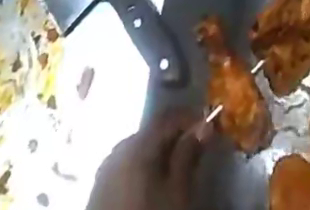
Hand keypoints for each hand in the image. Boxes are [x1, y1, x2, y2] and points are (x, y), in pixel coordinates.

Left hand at [86, 109, 208, 209]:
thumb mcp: (177, 194)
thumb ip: (188, 156)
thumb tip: (203, 125)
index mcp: (138, 143)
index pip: (167, 116)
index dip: (189, 116)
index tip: (209, 122)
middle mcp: (120, 145)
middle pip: (151, 131)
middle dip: (175, 135)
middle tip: (197, 147)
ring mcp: (107, 163)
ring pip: (139, 147)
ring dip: (159, 151)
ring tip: (178, 166)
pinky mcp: (101, 182)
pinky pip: (127, 162)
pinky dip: (144, 164)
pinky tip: (153, 181)